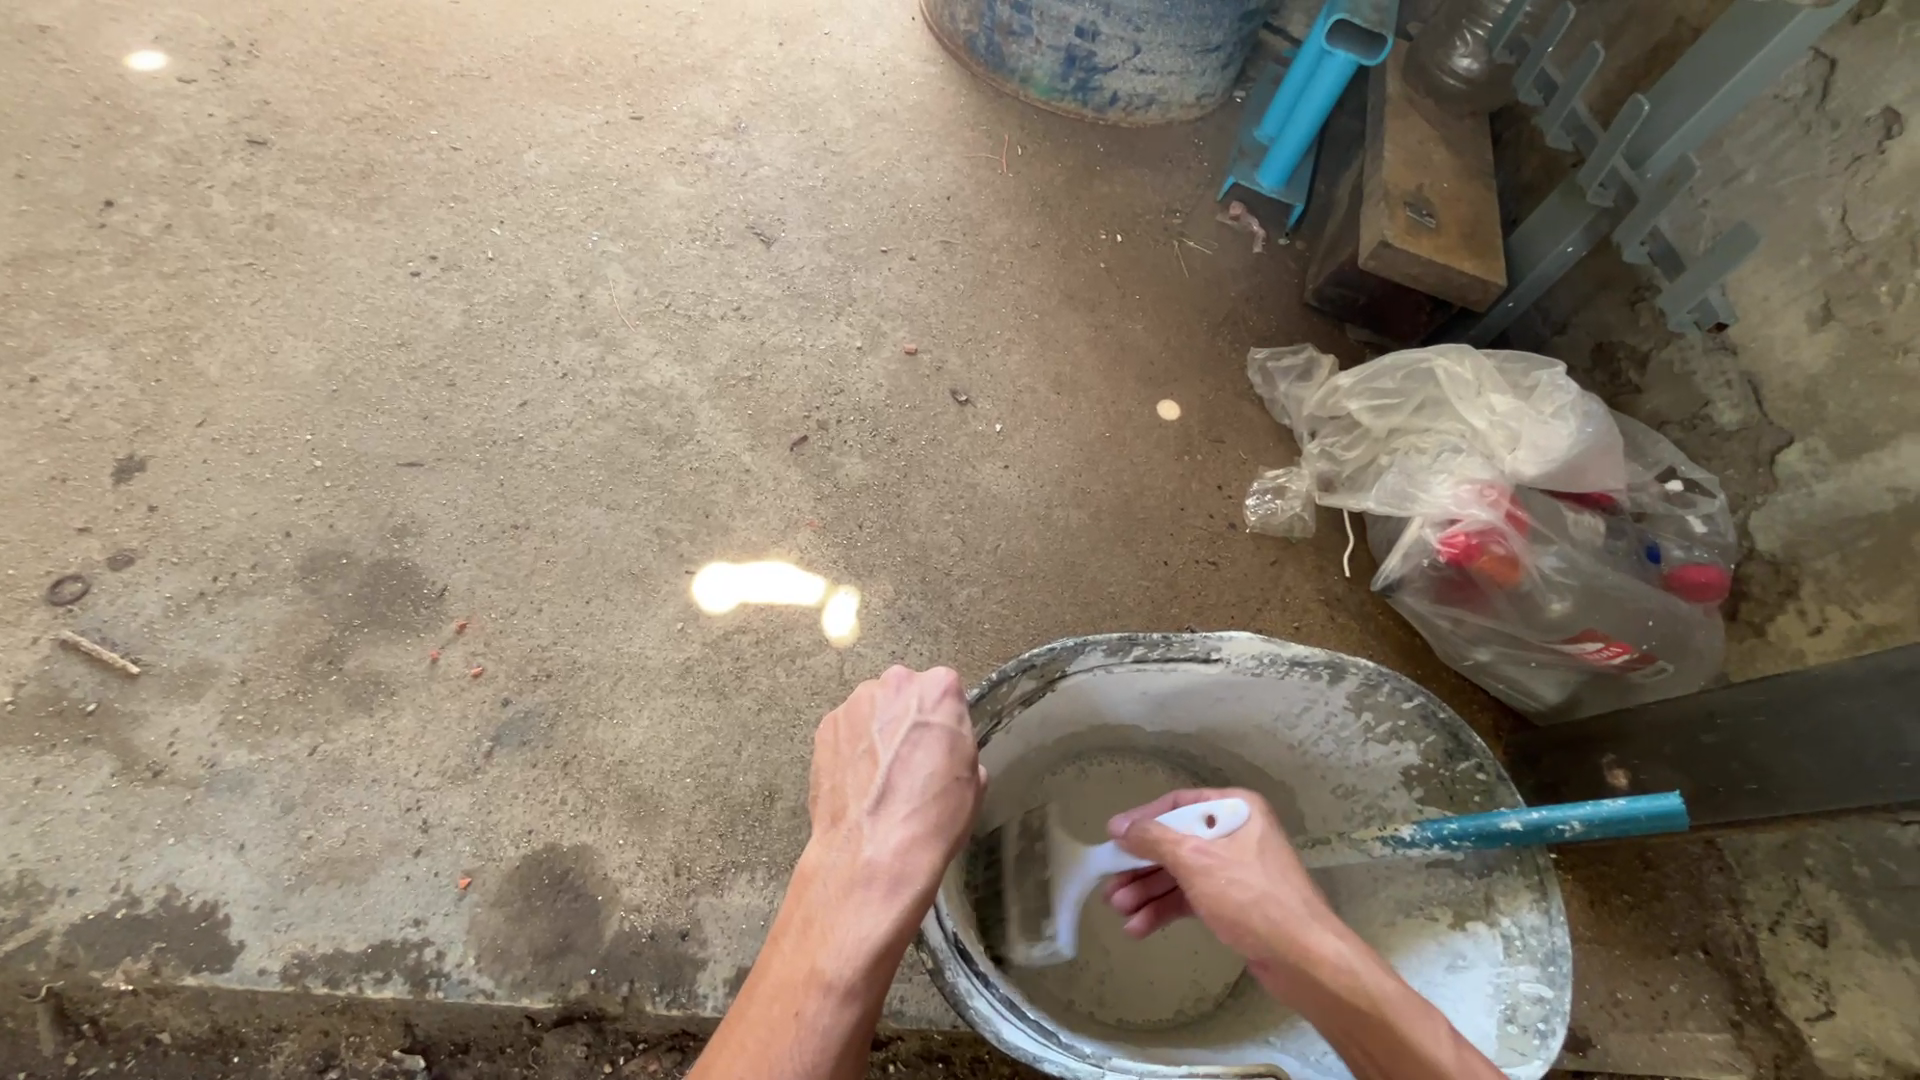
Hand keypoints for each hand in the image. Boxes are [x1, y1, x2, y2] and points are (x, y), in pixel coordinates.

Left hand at [805, 665, 985, 909]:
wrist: (874, 852)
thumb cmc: (931, 816)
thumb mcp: (972, 780)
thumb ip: (959, 744)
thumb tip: (947, 753)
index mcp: (939, 689)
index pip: (945, 689)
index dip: (944, 718)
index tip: (941, 741)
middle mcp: (895, 684)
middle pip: (905, 692)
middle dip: (907, 717)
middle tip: (911, 758)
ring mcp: (855, 704)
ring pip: (872, 709)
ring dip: (877, 731)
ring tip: (881, 775)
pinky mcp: (826, 727)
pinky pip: (846, 730)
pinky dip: (851, 748)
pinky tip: (859, 782)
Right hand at [1104, 788, 1348, 992]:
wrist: (1304, 959)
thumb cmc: (1249, 896)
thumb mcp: (1195, 859)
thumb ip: (1153, 838)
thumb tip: (1118, 826)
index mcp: (1233, 809)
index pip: (1175, 804)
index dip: (1140, 821)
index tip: (1112, 840)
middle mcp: (1235, 832)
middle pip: (1174, 842)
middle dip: (1140, 867)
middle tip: (1111, 886)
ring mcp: (1235, 868)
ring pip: (1180, 872)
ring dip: (1148, 891)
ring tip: (1119, 910)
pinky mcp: (1235, 902)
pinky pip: (1192, 896)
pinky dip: (1166, 909)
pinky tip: (1139, 927)